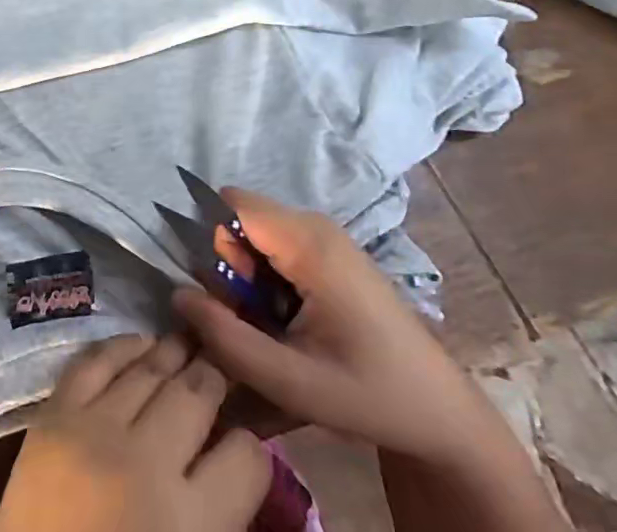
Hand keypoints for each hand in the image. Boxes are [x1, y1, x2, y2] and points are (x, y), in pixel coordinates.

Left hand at [0, 334, 270, 531]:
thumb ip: (217, 508)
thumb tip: (235, 453)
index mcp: (190, 521)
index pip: (247, 457)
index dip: (251, 445)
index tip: (244, 440)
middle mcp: (146, 463)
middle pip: (197, 394)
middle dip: (215, 376)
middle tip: (220, 368)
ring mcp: (97, 431)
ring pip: (150, 370)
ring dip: (174, 354)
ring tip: (187, 345)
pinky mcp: (55, 416)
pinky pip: (95, 362)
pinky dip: (122, 347)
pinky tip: (140, 344)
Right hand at [172, 188, 500, 464]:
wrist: (439, 412)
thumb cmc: (369, 395)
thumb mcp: (289, 380)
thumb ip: (225, 337)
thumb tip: (177, 294)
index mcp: (308, 244)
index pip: (230, 204)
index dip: (210, 242)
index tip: (221, 294)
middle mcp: (315, 226)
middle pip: (240, 220)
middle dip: (227, 265)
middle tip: (247, 322)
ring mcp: (325, 238)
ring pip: (255, 235)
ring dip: (244, 277)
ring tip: (268, 329)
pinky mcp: (329, 253)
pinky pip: (275, 247)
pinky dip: (264, 280)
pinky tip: (285, 324)